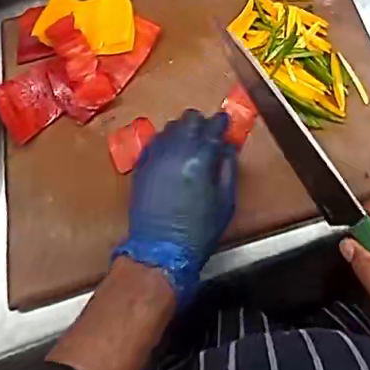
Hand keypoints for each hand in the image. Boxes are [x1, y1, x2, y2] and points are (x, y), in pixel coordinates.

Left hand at [112, 109, 235, 301]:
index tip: (225, 123)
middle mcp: (176, 150)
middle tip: (207, 133)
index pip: (213, 126)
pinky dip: (166, 141)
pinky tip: (172, 153)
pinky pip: (155, 141)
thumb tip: (227, 147)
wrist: (160, 250)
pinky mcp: (141, 164)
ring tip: (189, 144)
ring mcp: (156, 156)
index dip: (221, 122)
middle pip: (189, 119)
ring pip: (171, 126)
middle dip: (201, 122)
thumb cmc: (198, 230)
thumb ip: (228, 168)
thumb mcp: (225, 201)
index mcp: (200, 158)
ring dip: (183, 130)